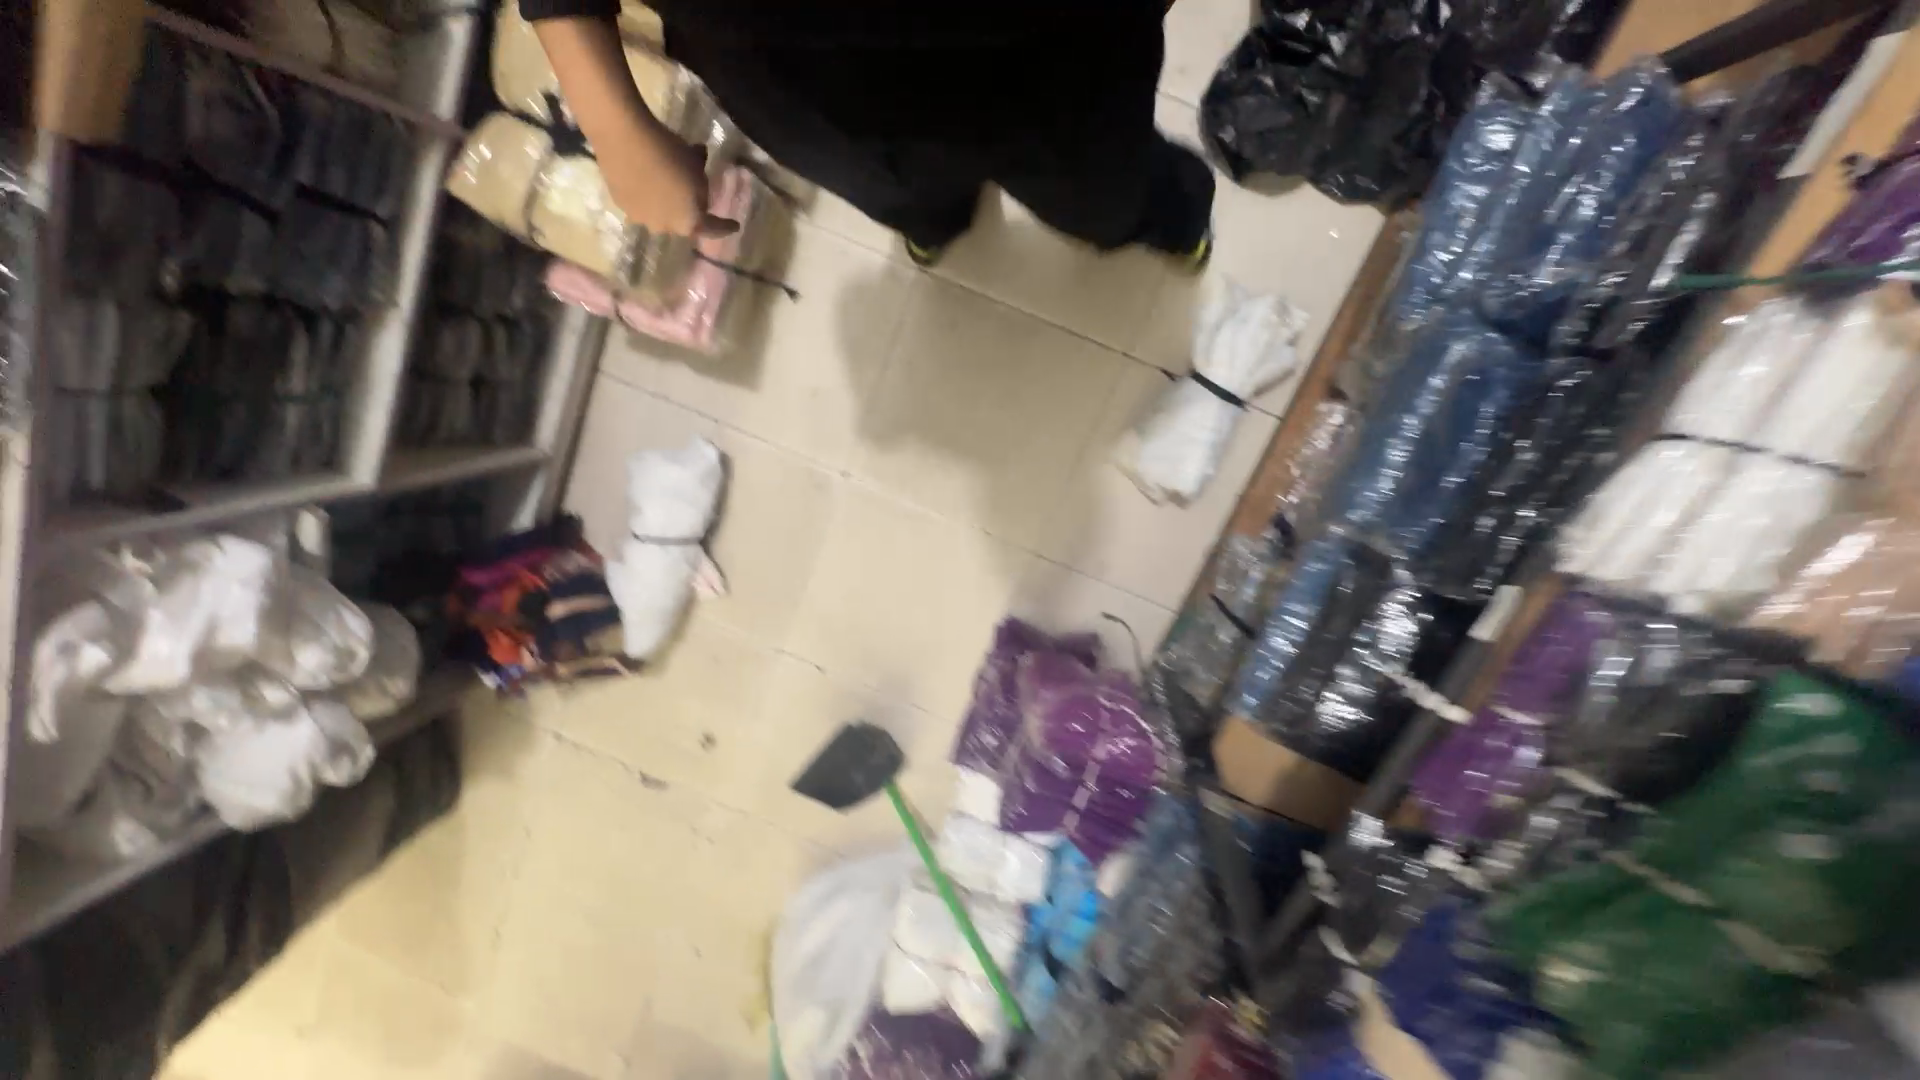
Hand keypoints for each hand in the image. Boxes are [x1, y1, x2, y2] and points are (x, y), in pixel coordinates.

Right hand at [602, 126, 737, 238]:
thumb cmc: (669, 153)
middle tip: (691, 195)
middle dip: (689, 211)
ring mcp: (640, 218)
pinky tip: (643, 179)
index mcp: (689, 223)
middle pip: (683, 222)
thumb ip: (701, 175)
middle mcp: (665, 228)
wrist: (623, 137)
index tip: (735, 226)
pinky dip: (646, 194)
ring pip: (659, 214)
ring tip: (664, 184)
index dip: (725, 226)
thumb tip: (700, 163)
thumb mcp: (696, 163)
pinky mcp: (620, 204)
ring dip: (665, 203)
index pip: (713, 229)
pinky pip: (640, 203)